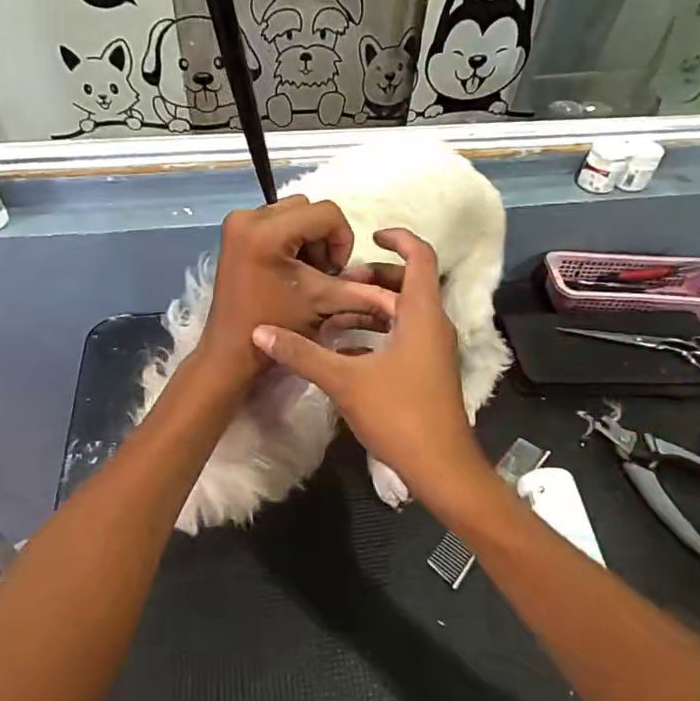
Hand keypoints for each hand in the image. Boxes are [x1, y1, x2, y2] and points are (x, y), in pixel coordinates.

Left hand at [198, 196, 395, 379]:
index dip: (342, 240)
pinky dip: (291, 240)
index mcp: (266, 231)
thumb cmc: (279, 326)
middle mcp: (247, 217)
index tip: (336, 272)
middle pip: (310, 209)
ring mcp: (237, 222)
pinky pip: (276, 221)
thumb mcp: (323, 302)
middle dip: (324, 239)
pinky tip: (289, 271)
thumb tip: (396, 290)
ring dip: (309, 239)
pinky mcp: (234, 231)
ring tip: (306, 274)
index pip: (327, 212)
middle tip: (321, 274)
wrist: (234, 349)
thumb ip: (361, 289)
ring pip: (295, 213)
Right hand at [253, 229, 485, 503]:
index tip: (370, 235)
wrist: (440, 465)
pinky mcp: (429, 371)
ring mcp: (434, 350)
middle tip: (338, 283)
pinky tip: (345, 348)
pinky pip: (404, 337)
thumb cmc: (398, 414)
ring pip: (404, 313)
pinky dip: (378, 333)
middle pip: (408, 284)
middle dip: (373, 278)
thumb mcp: (344, 381)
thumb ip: (302, 354)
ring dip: (372, 308)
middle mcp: (434, 324)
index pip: (420, 256)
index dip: (399, 238)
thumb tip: (260, 331)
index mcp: (422, 314)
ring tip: (334, 313)